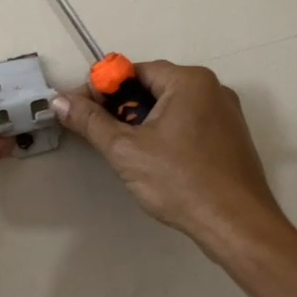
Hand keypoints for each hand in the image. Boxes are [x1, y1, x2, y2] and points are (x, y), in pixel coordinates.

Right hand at [52, 60, 290, 254]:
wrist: (236, 225)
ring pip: (171, 107)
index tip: (81, 111)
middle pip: (154, 87)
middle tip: (101, 134)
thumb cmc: (181, 182)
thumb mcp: (126, 151)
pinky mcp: (231, 139)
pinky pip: (190, 124)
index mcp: (190, 81)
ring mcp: (227, 114)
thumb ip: (91, 122)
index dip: (103, 89)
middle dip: (123, 107)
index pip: (135, 71)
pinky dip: (167, 134)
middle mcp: (213, 89)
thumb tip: (60, 101)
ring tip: (126, 151)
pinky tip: (156, 162)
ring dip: (143, 123)